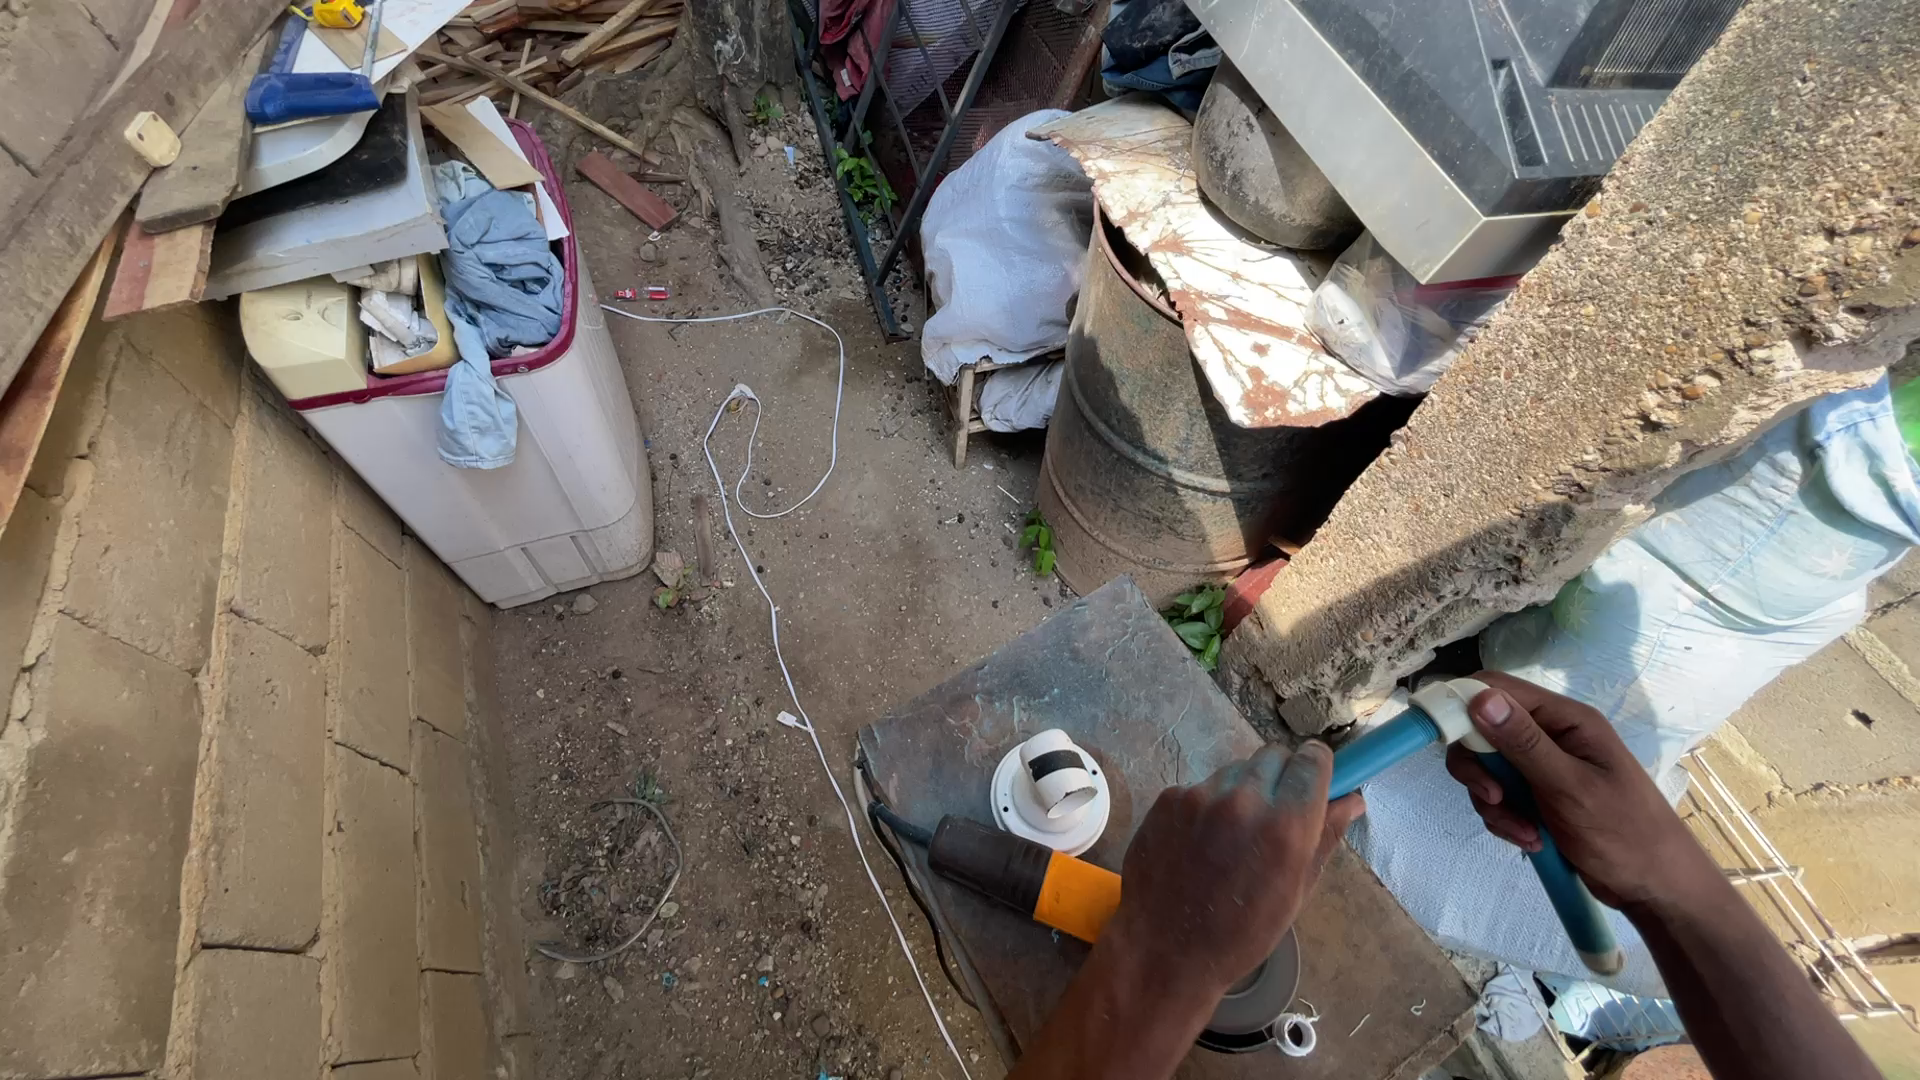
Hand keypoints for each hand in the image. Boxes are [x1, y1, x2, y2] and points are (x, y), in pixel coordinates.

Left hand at [1104, 742, 1365, 995]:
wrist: (1165, 945)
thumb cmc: (1241, 932)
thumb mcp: (1296, 891)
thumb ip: (1325, 836)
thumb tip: (1352, 798)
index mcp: (1284, 825)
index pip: (1311, 761)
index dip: (1316, 764)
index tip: (1315, 774)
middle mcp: (1243, 799)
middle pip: (1272, 756)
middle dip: (1281, 775)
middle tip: (1276, 809)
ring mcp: (1200, 794)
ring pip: (1235, 770)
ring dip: (1243, 789)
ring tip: (1233, 834)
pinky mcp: (1169, 796)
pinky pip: (1201, 786)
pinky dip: (1208, 803)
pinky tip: (1200, 839)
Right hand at [1444, 672, 1713, 910]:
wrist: (1658, 894)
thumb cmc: (1627, 836)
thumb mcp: (1571, 788)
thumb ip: (1523, 743)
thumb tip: (1479, 697)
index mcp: (1565, 721)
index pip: (1496, 688)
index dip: (1461, 704)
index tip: (1442, 736)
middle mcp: (1548, 735)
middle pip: (1479, 730)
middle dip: (1478, 769)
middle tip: (1492, 797)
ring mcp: (1539, 765)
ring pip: (1483, 767)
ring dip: (1491, 802)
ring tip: (1522, 830)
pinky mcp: (1533, 793)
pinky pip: (1494, 794)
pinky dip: (1502, 818)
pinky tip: (1528, 838)